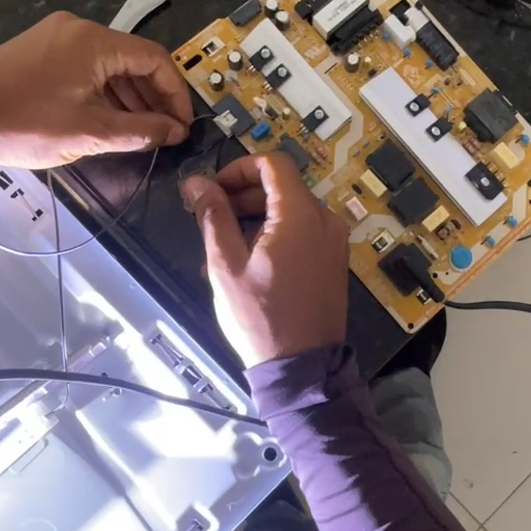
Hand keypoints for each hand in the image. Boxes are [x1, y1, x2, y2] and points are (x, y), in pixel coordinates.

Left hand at [0, 11, 193, 168]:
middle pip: (134, 59)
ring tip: (140, 131)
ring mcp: (57, 35)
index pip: (155, 59)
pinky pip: (88, 66)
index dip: (176, 94)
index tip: (182, 126)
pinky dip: (106, 90)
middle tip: (164, 132)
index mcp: (94, 42)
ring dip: (131, 96)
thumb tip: (176, 131)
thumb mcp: (91, 133)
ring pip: (112, 63)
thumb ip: (141, 131)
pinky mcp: (42, 48)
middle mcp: (78, 29)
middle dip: (154, 97)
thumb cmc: (25, 125)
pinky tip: (111, 117)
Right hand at [181, 152, 348, 366]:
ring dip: (255, 218)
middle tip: (209, 217)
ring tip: (222, 247)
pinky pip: (302, 233)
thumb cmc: (260, 317)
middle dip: (242, 195)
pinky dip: (275, 235)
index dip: (238, 168)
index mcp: (301, 215)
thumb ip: (213, 216)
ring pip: (290, 211)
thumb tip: (196, 182)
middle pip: (282, 187)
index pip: (272, 163)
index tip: (213, 190)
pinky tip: (247, 262)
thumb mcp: (226, 265)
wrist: (302, 367)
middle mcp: (325, 221)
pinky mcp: (333, 261)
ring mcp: (333, 242)